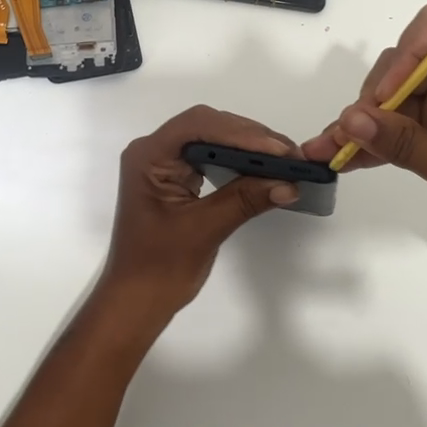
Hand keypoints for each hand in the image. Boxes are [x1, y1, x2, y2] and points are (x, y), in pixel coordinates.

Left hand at [100, 106, 299, 319]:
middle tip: (289, 153)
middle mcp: (154, 150)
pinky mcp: (177, 177)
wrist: (136, 300)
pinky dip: (237, 159)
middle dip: (248, 136)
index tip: (277, 149)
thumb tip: (289, 183)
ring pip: (211, 137)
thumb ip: (244, 200)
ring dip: (247, 146)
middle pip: (206, 125)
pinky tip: (261, 168)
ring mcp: (165, 163)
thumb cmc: (159, 267)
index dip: (239, 132)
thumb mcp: (204, 230)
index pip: (197, 126)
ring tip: (284, 159)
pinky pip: (210, 156)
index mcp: (149, 156)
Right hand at [303, 3, 426, 287]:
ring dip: (363, 121)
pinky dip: (372, 142)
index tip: (385, 96)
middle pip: (407, 62)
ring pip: (395, 98)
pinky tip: (341, 159)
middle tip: (353, 132)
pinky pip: (398, 129)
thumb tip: (350, 119)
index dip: (406, 51)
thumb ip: (406, 144)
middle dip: (375, 94)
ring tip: (330, 148)